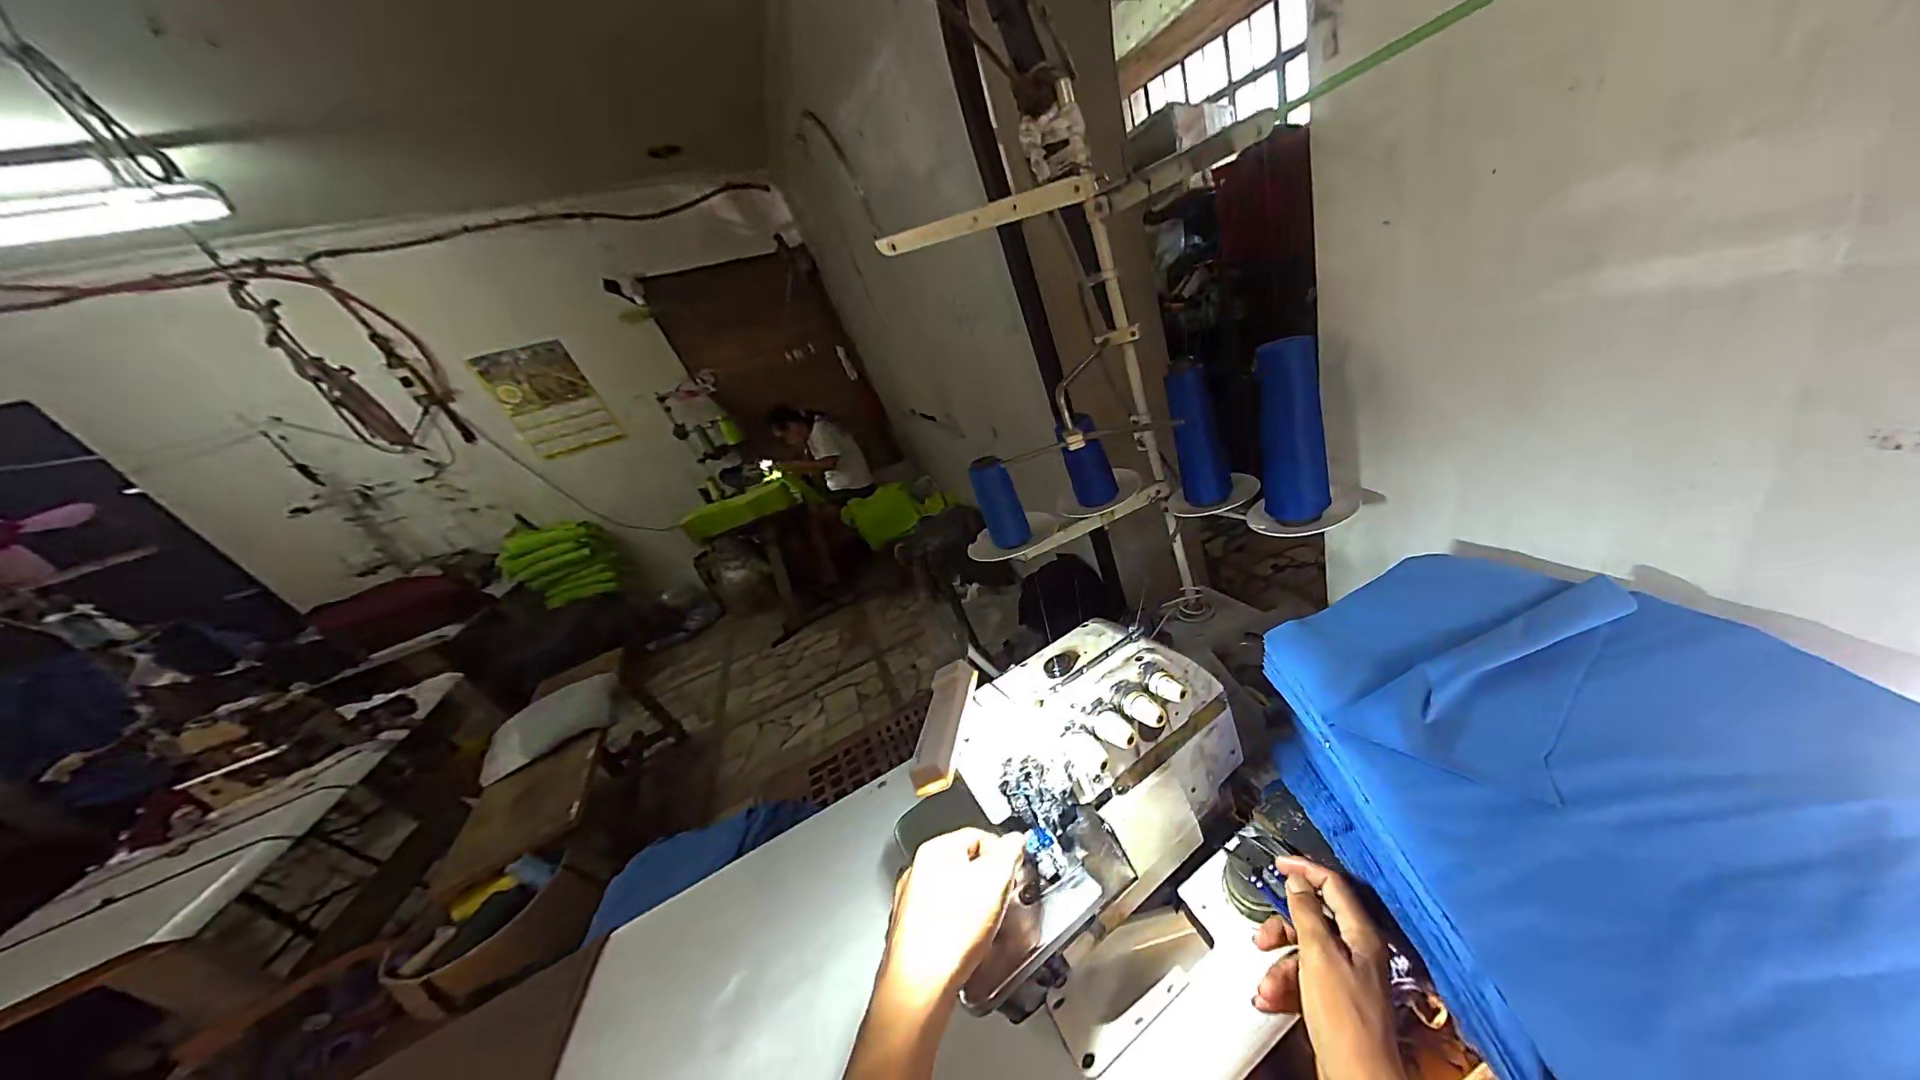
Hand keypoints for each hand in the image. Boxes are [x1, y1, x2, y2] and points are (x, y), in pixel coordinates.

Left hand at [844, 829, 1024, 1079]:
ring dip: (973, 907)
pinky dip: (957, 928)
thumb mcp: (996, 880)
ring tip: (985, 927)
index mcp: (935, 849)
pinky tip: (966, 945)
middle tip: (1002, 900)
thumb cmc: (949, 933)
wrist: (919, 985)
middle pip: (964, 864)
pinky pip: (942, 920)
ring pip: (953, 893)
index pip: (977, 835)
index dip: (1002, 852)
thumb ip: (1009, 852)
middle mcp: (917, 871)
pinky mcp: (910, 931)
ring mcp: (910, 901)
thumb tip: (1014, 841)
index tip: (1014, 870)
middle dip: (987, 882)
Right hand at [1252, 855, 1403, 1079]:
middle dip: (1282, 927)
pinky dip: (1284, 984)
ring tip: (1269, 985)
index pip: (1333, 885)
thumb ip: (1306, 914)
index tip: (1280, 864)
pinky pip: (1303, 977)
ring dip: (1279, 965)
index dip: (1305, 870)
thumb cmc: (1346, 1020)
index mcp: (1360, 935)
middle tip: (1265, 934)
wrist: (1355, 1076)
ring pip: (1303, 950)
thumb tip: (1298, 884)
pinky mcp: (1334, 998)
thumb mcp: (1318, 955)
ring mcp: (1347, 975)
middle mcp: (1356, 951)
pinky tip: (1273, 997)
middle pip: (1312, 919)